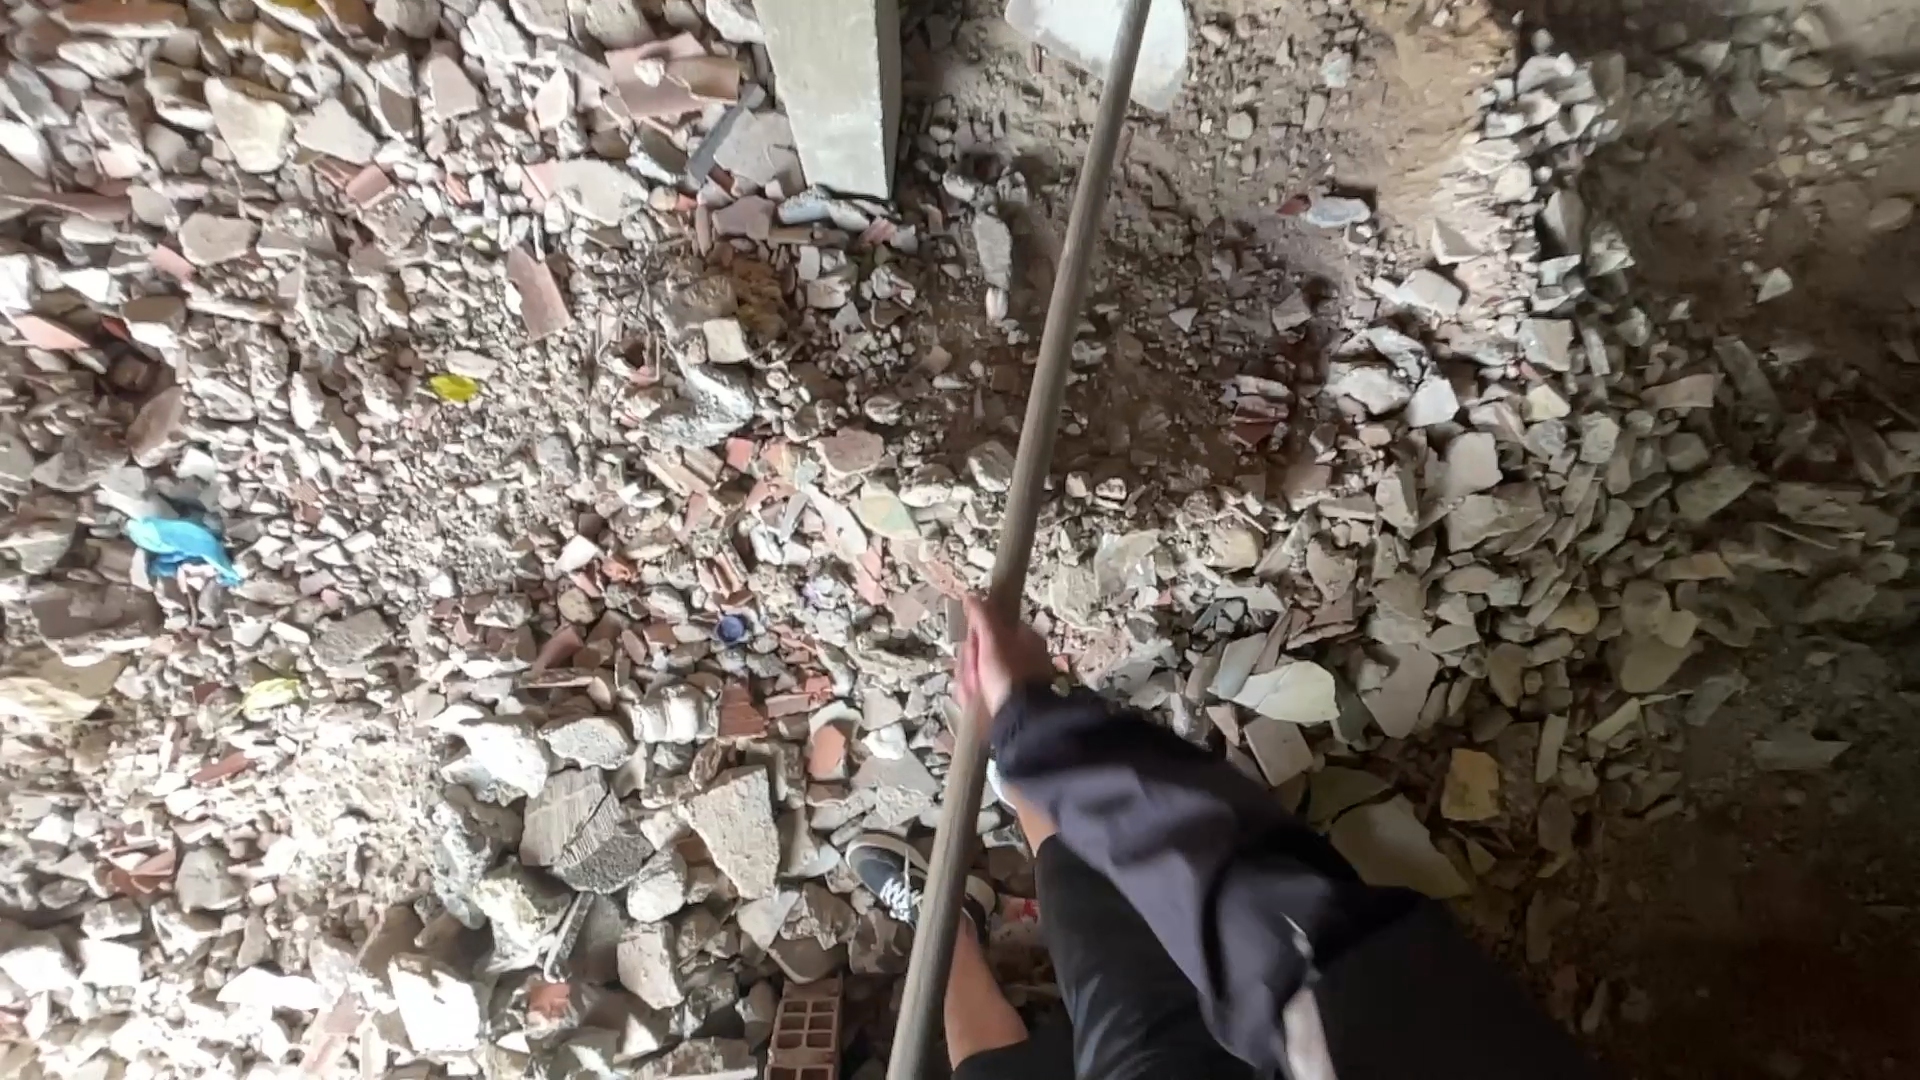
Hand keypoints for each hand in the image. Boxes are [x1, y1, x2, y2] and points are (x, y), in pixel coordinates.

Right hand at [956, 594, 1053, 716]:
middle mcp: (1019, 658)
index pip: (990, 627)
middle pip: (979, 650)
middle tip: (974, 672)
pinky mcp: (999, 700)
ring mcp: (1009, 680)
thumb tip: (971, 595)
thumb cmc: (1009, 675)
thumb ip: (982, 616)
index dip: (976, 635)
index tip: (973, 644)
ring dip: (968, 679)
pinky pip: (976, 690)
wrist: (1019, 720)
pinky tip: (973, 699)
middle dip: (970, 662)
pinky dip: (971, 695)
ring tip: (974, 690)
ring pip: (974, 671)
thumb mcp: (994, 640)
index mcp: (1024, 639)